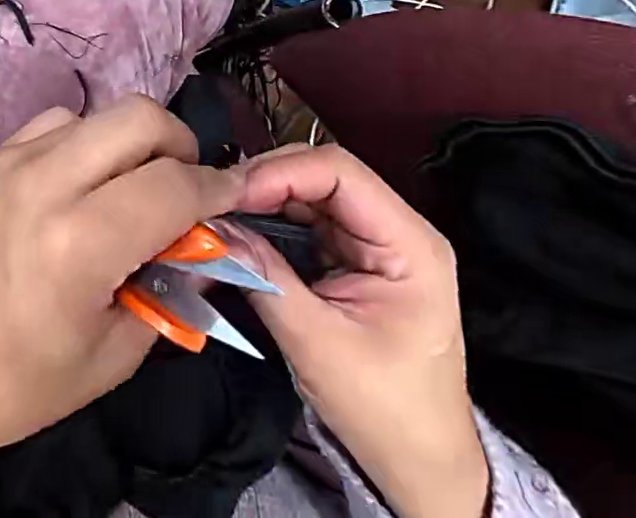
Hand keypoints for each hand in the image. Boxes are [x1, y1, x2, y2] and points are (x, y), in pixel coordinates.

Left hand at [0, 97, 244, 513]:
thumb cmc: (22, 380)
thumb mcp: (116, 352)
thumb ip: (175, 287)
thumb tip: (212, 241)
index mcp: (78, 244)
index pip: (173, 186)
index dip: (216, 188)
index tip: (233, 195)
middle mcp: (46, 184)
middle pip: (141, 117)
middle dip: (181, 145)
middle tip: (187, 186)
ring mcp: (15, 161)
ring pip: (104, 113)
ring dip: (136, 143)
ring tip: (135, 187)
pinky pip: (63, 122)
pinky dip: (92, 141)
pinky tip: (88, 180)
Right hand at [235, 144, 489, 517]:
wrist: (419, 462)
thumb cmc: (384, 411)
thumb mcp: (318, 346)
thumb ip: (267, 280)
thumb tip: (215, 232)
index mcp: (408, 242)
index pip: (341, 173)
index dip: (282, 173)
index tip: (233, 194)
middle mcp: (395, 228)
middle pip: (325, 175)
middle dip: (268, 181)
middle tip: (217, 201)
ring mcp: (374, 240)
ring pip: (311, 193)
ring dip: (265, 199)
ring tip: (221, 213)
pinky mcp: (353, 255)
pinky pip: (307, 221)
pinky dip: (271, 221)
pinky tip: (241, 230)